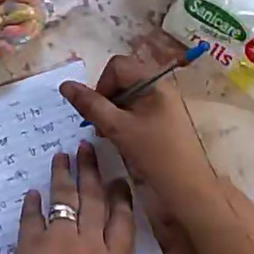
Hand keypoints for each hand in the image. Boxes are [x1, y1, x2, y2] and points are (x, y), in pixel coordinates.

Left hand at [0, 144, 158, 253]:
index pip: (123, 223)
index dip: (122, 198)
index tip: (120, 177)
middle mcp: (89, 246)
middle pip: (94, 199)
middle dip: (93, 170)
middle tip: (89, 144)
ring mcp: (58, 241)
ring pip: (64, 199)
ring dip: (64, 175)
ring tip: (63, 154)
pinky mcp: (28, 245)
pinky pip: (32, 217)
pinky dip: (32, 203)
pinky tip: (33, 192)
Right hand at [61, 56, 220, 212]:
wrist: (189, 188)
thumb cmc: (154, 155)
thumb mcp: (117, 129)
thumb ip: (91, 105)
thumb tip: (65, 85)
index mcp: (154, 81)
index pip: (117, 66)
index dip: (101, 85)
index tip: (98, 113)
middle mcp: (161, 85)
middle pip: (123, 78)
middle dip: (107, 99)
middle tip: (102, 126)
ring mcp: (165, 101)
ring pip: (129, 94)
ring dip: (114, 110)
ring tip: (113, 135)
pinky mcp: (166, 116)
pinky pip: (139, 106)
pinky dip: (126, 118)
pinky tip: (126, 139)